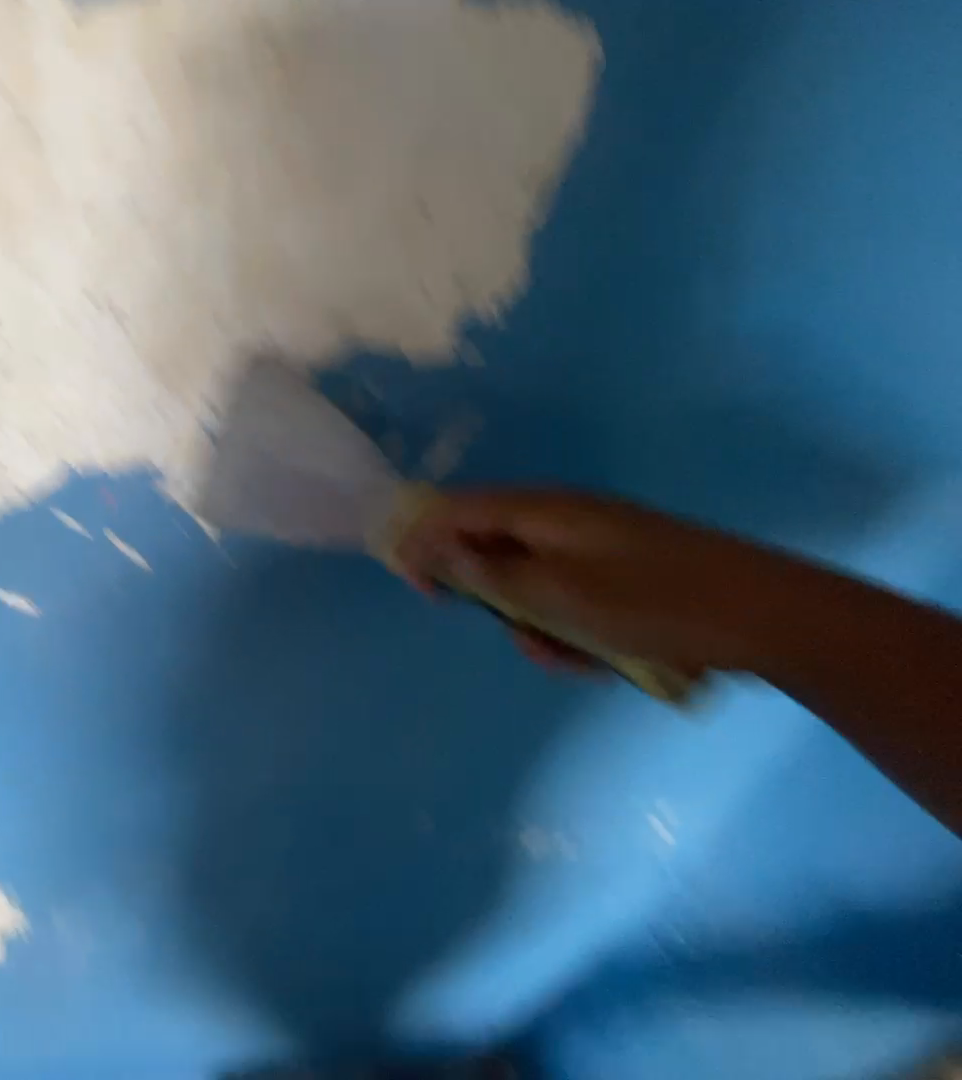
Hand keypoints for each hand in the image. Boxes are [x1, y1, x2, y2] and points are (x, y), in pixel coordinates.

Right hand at [389, 490, 804, 675]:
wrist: (775, 621)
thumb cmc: (650, 602)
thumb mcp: (551, 592)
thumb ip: (480, 570)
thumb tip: (420, 546)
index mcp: (541, 510)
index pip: (453, 510)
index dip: (423, 543)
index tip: (419, 589)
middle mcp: (561, 519)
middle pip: (489, 547)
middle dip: (487, 594)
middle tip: (511, 630)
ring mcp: (595, 547)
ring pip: (528, 582)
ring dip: (532, 622)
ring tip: (563, 655)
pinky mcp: (621, 575)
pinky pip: (567, 598)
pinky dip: (568, 628)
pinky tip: (594, 657)